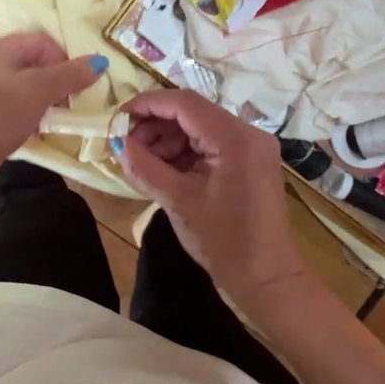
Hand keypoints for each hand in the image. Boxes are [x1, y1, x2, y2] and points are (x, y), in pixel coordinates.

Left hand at [0, 32, 106, 172]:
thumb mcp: (37, 93)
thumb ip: (69, 75)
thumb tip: (99, 61)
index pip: (41, 41)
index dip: (64, 60)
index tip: (75, 88)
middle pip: (27, 60)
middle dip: (51, 81)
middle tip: (64, 105)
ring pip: (15, 82)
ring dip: (36, 98)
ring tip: (46, 119)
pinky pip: (1, 100)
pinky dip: (18, 109)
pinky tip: (24, 128)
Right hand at [115, 90, 308, 304]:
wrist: (267, 279)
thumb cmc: (224, 241)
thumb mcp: (178, 202)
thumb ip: (144, 166)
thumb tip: (116, 143)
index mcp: (235, 138)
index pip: (184, 103)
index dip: (147, 104)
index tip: (118, 117)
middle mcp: (248, 133)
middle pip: (192, 113)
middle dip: (155, 125)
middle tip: (127, 145)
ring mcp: (251, 148)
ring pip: (199, 128)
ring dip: (168, 139)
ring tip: (142, 161)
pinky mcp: (249, 162)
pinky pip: (210, 144)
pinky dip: (184, 152)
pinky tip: (163, 169)